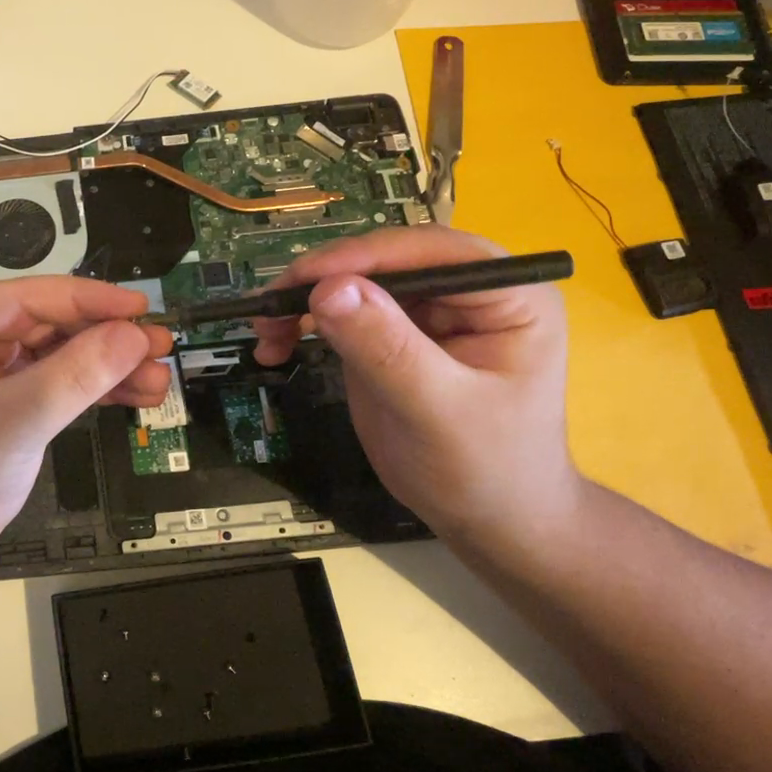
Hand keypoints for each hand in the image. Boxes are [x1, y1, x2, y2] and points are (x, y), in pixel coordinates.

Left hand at [0, 278, 173, 561]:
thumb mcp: (16, 423)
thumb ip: (74, 376)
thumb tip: (133, 335)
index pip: (28, 297)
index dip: (86, 298)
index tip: (138, 309)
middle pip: (50, 323)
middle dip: (106, 336)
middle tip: (160, 344)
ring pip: (62, 354)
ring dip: (110, 365)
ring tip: (159, 377)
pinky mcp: (13, 404)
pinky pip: (61, 384)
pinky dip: (98, 389)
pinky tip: (139, 395)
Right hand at [251, 226, 580, 544]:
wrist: (487, 519)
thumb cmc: (485, 469)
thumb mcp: (437, 410)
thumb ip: (386, 348)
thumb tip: (327, 289)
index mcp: (506, 295)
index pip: (430, 252)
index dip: (365, 257)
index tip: (305, 280)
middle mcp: (465, 290)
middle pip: (384, 261)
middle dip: (323, 280)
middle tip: (270, 308)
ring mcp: (426, 311)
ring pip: (353, 281)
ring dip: (303, 301)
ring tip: (265, 334)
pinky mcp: (391, 334)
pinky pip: (341, 311)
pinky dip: (303, 323)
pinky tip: (275, 345)